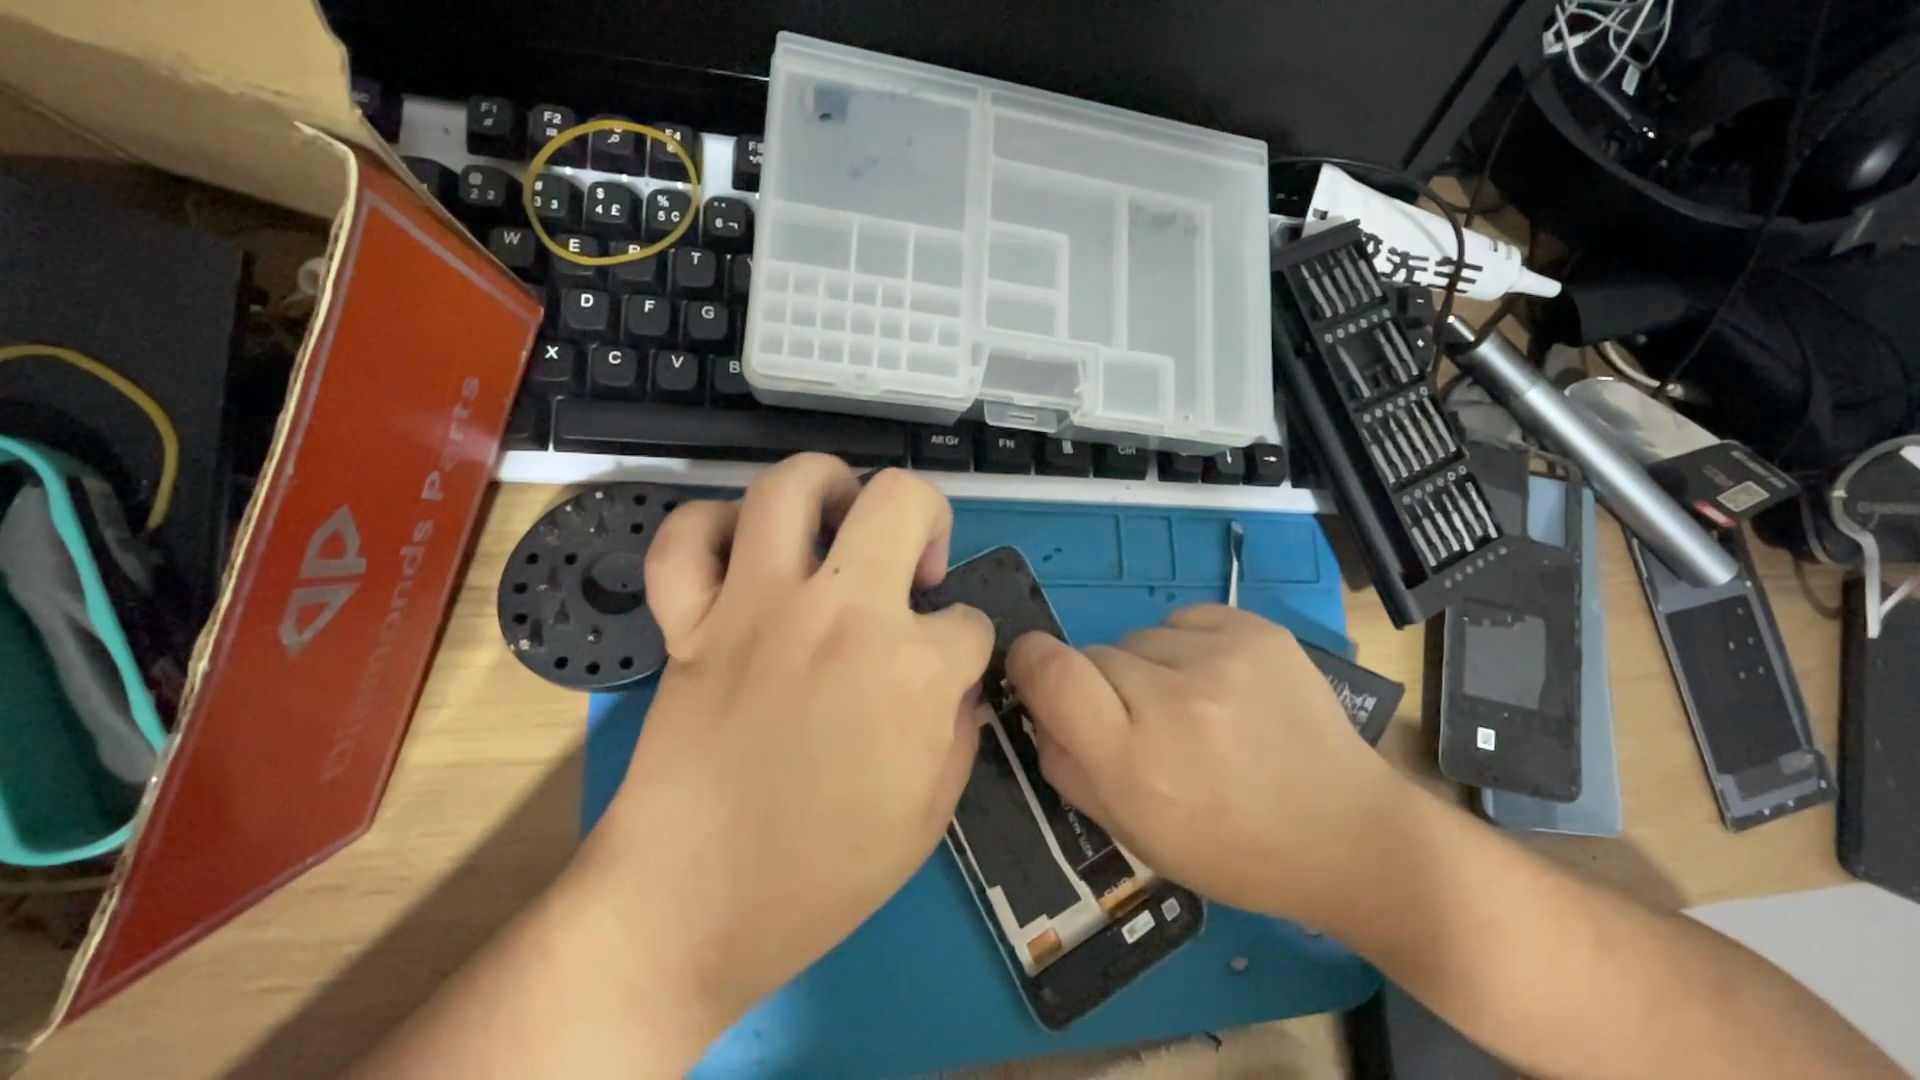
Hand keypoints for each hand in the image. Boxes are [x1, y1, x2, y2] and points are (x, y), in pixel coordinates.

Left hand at [585, 455, 991, 1033]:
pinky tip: (742, 555)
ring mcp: (757, 606)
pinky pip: (688, 539)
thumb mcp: (932, 814)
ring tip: (838, 524)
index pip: (969, 620)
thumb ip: (958, 728)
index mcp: (915, 669)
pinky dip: (713, 529)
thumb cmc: (824, 878)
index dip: (966, 645)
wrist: (693, 908)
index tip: (947, 672)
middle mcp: (843, 612)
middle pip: (903, 499)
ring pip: (794, 484)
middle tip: (913, 570)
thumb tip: (954, 677)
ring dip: (830, 487)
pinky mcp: (689, 620)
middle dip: (929, 521)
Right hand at [1005, 605, 1404, 923]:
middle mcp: (1173, 698)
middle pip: (1092, 654)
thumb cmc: (1229, 849)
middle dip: (1101, 686)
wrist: (1345, 832)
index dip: (1030, 664)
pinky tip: (1218, 685)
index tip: (1038, 678)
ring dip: (1146, 667)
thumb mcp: (1129, 831)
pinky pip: (1183, 620)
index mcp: (1133, 760)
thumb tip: (1037, 705)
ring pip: (1138, 637)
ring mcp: (1221, 656)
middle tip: (1143, 727)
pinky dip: (1185, 648)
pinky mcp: (1257, 630)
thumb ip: (1065, 765)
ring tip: (1192, 709)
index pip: (1049, 670)